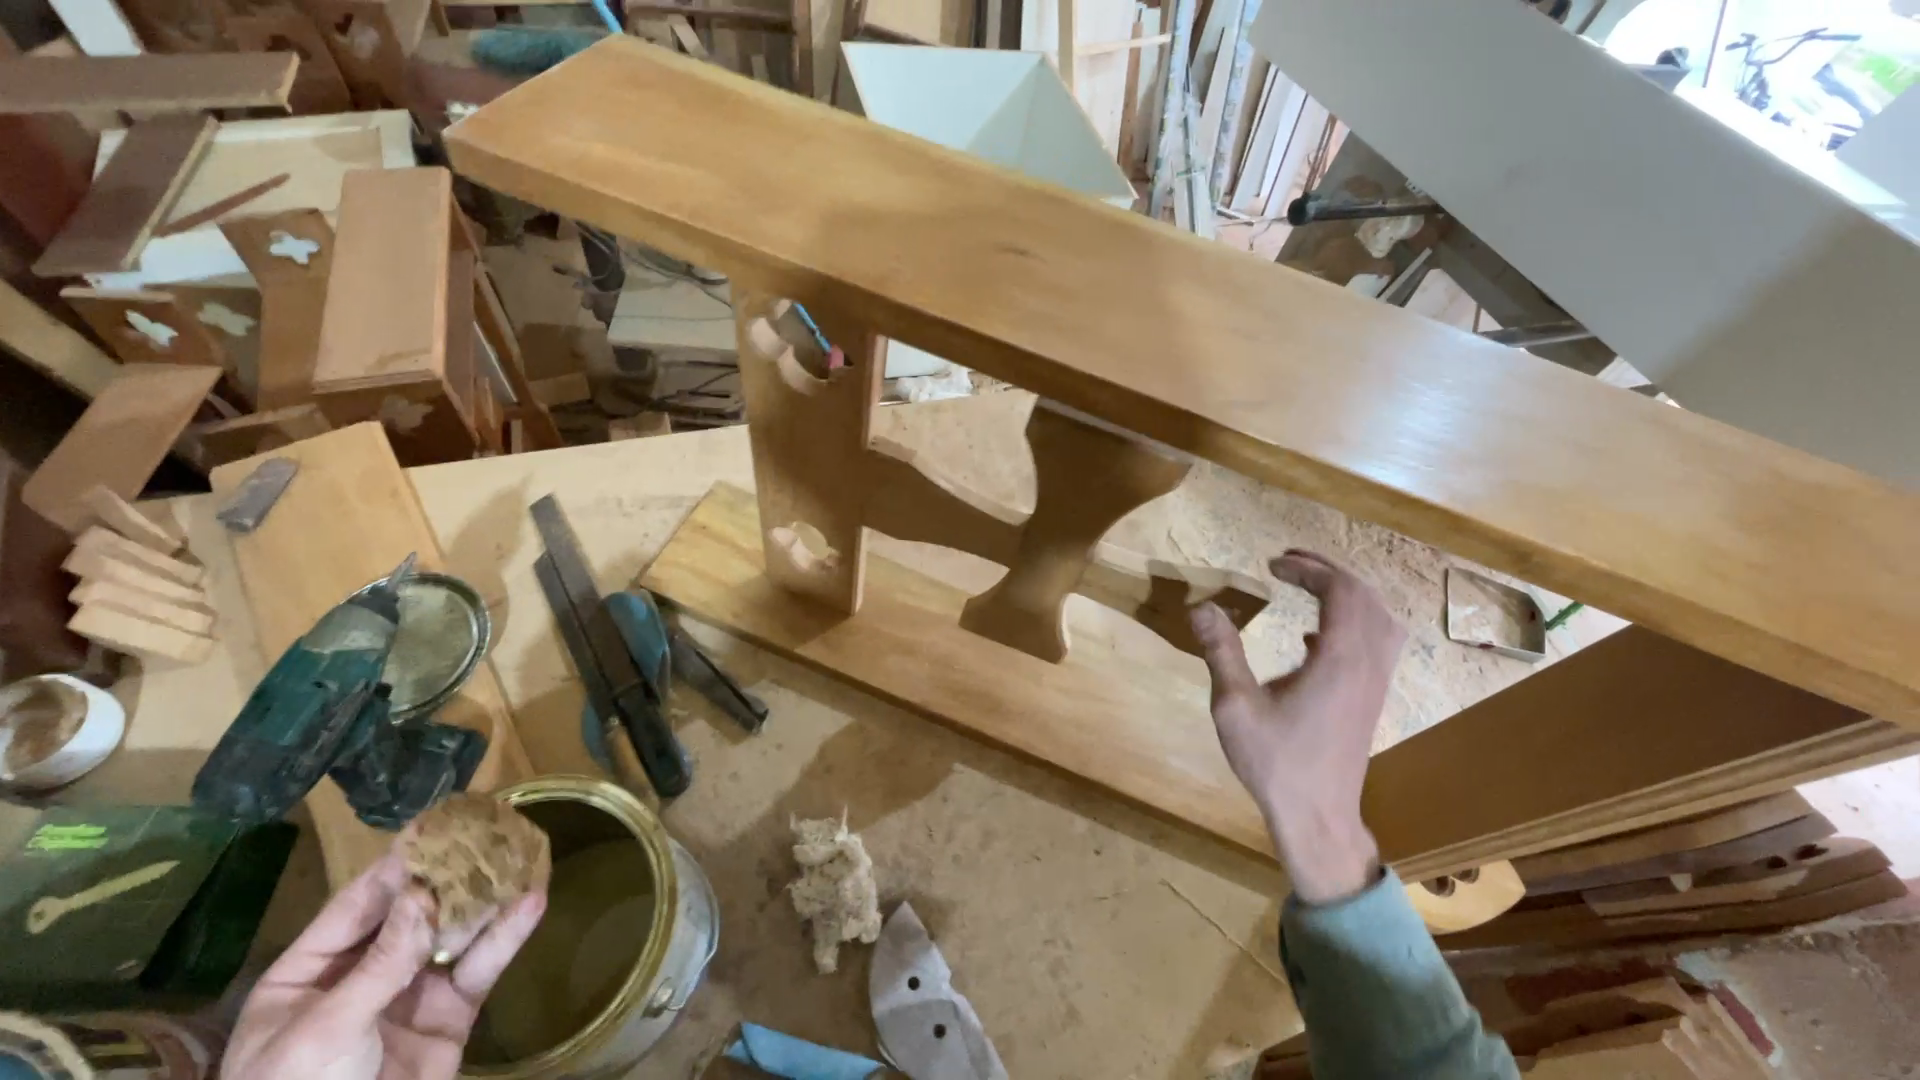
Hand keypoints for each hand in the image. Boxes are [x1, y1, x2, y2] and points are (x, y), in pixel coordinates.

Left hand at [224, 853, 545, 1079]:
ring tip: (522, 855)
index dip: (396, 865)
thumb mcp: (327, 1030)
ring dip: (487, 898)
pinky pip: (480, 970)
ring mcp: (410, 995)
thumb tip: (424, 891)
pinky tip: (531, 904)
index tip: (435, 826)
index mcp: (310, 974)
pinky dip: (506, 938)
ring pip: (454, 935)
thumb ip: (381, 961)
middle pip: (413, 912)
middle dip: (450, 874)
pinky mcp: (451, 1017)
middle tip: (487, 830)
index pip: (357, 906)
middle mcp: (363, 975)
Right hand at [1190, 550, 1406, 903]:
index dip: (1309, 569)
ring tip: (1309, 586)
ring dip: (1347, 594)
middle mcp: (1368, 663)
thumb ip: (1221, 651)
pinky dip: (1352, 622)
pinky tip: (1313, 636)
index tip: (1272, 564)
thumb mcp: (1234, 705)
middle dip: (1328, 571)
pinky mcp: (1371, 699)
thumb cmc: (1275, 762)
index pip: (1339, 591)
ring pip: (1379, 618)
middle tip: (1288, 562)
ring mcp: (1376, 682)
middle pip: (1365, 596)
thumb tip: (1200, 606)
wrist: (1318, 816)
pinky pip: (1377, 642)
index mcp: (1339, 659)